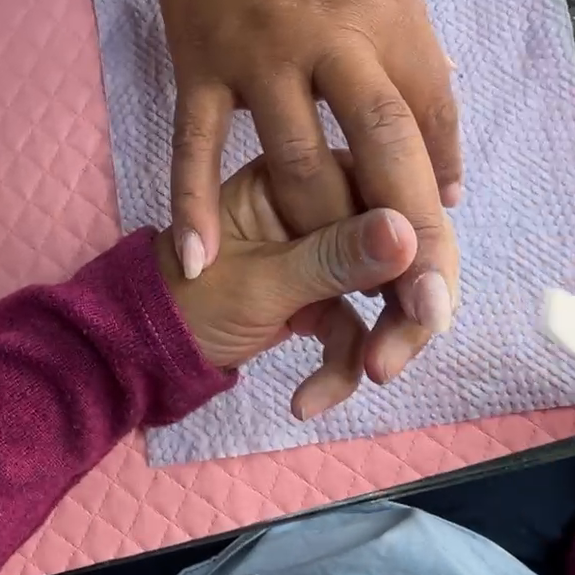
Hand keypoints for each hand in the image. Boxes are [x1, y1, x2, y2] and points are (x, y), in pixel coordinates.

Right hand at [138, 0, 459, 386]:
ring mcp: (256, 53)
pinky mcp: (197, 66)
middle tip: (421, 299)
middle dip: (404, 224)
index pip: (430, 106)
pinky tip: (197, 259)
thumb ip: (409, 48)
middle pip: (377, 141)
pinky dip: (193, 204)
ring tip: (335, 291)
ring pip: (294, 159)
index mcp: (381, 4)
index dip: (443, 175)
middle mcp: (326, 33)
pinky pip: (196, 145)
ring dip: (318, 230)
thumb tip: (437, 142)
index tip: (445, 232)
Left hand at [156, 155, 416, 420]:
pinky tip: (309, 401)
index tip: (431, 304)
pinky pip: (351, 323)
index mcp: (293, 173)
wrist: (143, 349)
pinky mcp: (316, 293)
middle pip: (394, 243)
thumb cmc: (182, 302)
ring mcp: (318, 250)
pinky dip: (342, 362)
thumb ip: (333, 258)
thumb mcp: (259, 282)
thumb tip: (410, 231)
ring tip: (370, 377)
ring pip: (383, 288)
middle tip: (395, 359)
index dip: (417, 244)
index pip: (380, 190)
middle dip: (404, 305)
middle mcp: (314, 202)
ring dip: (382, 339)